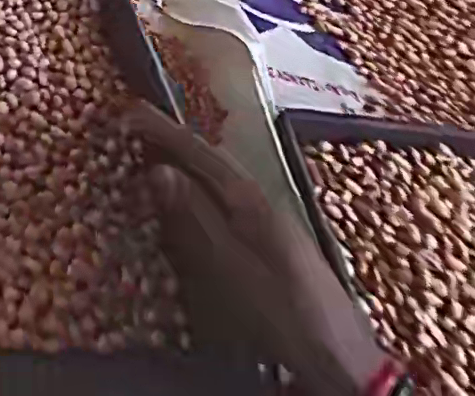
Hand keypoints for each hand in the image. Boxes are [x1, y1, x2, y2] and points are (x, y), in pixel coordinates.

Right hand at [127, 102, 391, 395]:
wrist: (346, 363)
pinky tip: (182, 186)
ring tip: (147, 144)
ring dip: (180, 154)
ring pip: (214, 172)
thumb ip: (195, 215)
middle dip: (168, 135)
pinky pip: (219, 190)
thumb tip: (156, 168)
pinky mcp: (265, 234)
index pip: (198, 149)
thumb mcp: (233, 266)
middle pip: (207, 154)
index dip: (161, 128)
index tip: (128, 111)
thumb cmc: (286, 313)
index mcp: (248, 196)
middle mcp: (257, 196)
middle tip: (130, 122)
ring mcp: (264, 215)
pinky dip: (194, 177)